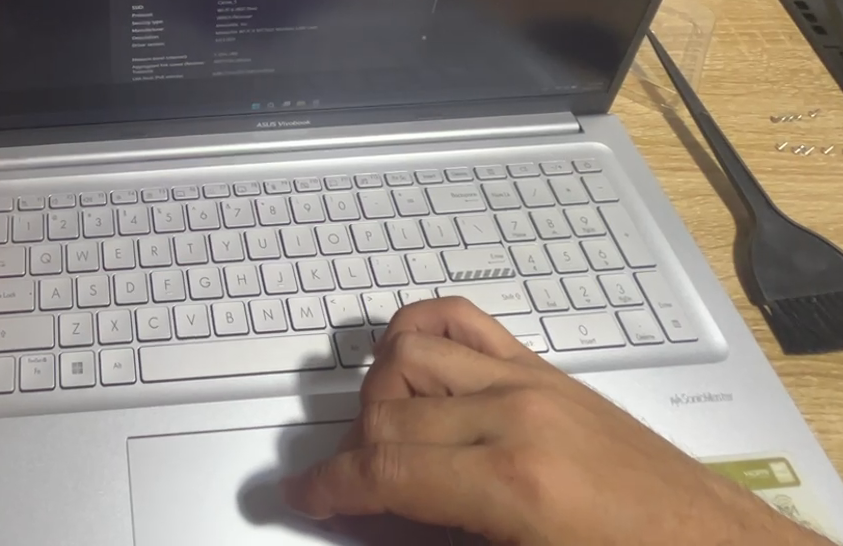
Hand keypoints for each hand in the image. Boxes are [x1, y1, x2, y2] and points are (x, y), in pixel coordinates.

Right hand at [282, 298, 829, 545]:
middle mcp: (512, 414)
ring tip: (385, 440)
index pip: (385, 472)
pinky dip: (414, 332)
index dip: (329, 489)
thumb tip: (380, 524)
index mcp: (516, 486)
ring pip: (406, 354)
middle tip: (353, 493)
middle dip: (354, 455)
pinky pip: (457, 319)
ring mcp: (528, 378)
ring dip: (377, 396)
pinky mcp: (542, 367)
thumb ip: (443, 542)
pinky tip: (406, 363)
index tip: (299, 498)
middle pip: (387, 411)